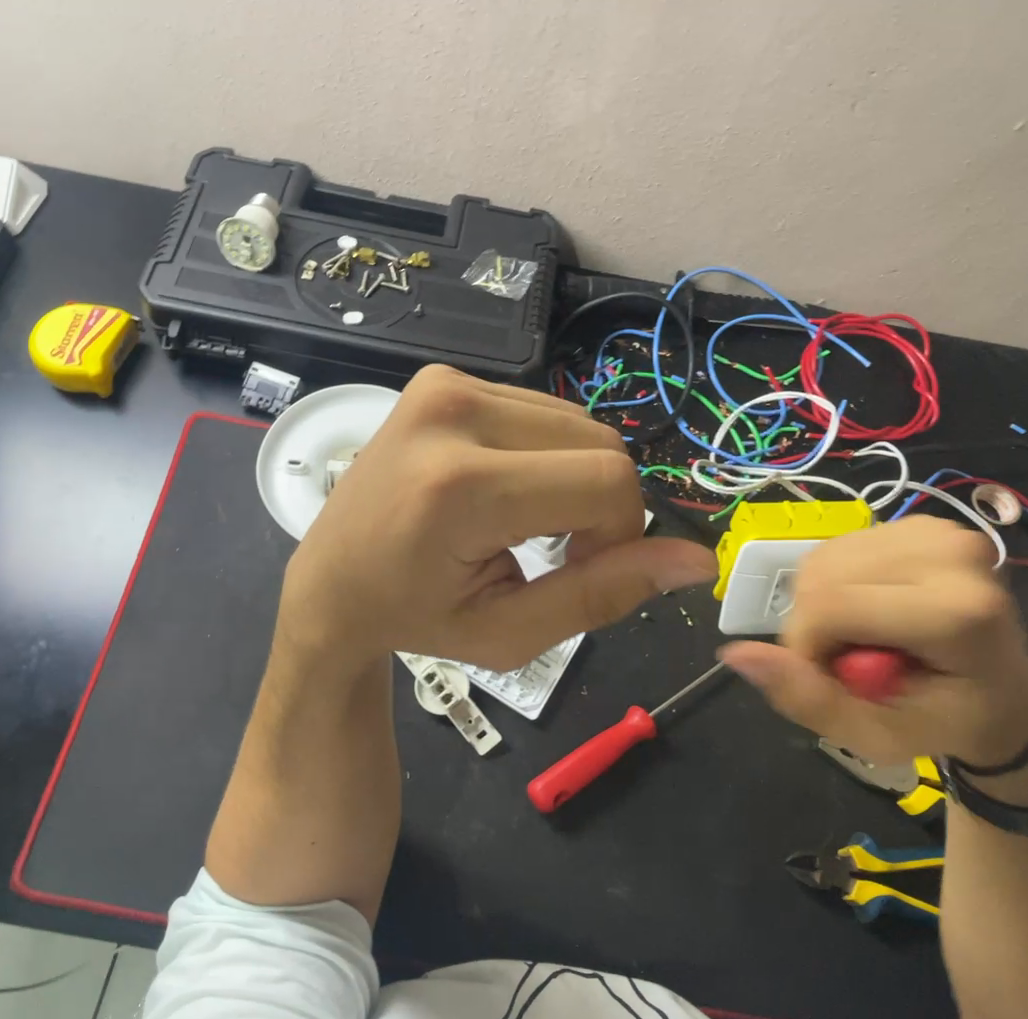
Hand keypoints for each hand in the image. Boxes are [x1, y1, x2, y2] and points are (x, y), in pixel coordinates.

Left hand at [280, 366, 716, 669]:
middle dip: (599, 506)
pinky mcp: (442, 377)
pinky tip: (503, 492)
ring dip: (572, 478)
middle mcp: (452, 411)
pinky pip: (540, 410)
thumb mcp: (510, 632)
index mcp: (461, 486)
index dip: (619, 534)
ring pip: (576, 423)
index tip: (577, 570)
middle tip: (551, 552)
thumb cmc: (415, 619)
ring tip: (521, 524)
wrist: (331, 583)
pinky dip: (544, 455)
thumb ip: (604, 594)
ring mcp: (444, 384)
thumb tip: (696, 559)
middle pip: (600, 444)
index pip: (606, 482)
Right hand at [719, 516, 1027, 767]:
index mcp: (958, 612)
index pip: (832, 605)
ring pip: (824, 560)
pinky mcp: (923, 523)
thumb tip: (735, 654)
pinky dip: (835, 583)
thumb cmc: (942, 722)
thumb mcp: (874, 734)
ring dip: (822, 603)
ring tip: (862, 636)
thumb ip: (806, 697)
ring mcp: (941, 531)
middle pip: (822, 577)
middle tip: (850, 661)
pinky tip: (868, 609)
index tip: (834, 679)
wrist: (1001, 696)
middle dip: (814, 625)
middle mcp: (954, 555)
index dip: (808, 647)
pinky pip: (839, 548)